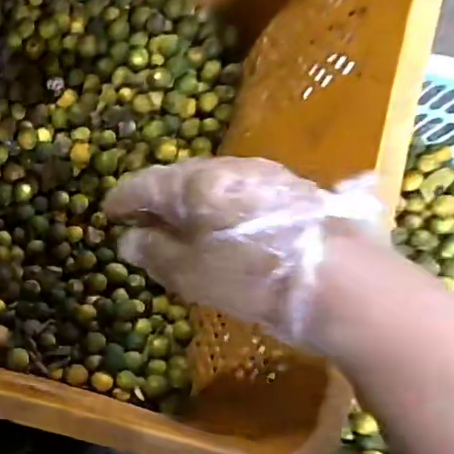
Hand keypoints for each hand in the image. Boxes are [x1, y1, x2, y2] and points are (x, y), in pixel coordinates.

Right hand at [103, 157, 396, 351]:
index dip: (122, 200)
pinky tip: (224, 232)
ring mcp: (268, 177)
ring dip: (193, 205)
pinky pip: (243, 195)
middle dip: (158, 200)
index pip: (144, 183)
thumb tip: (129, 239)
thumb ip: (153, 252)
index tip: (108, 213)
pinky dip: (223, 211)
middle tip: (142, 223)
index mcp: (196, 182)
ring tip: (182, 229)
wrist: (345, 285)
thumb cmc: (251, 278)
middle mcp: (230, 168)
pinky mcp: (297, 192)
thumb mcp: (189, 273)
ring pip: (215, 185)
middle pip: (181, 179)